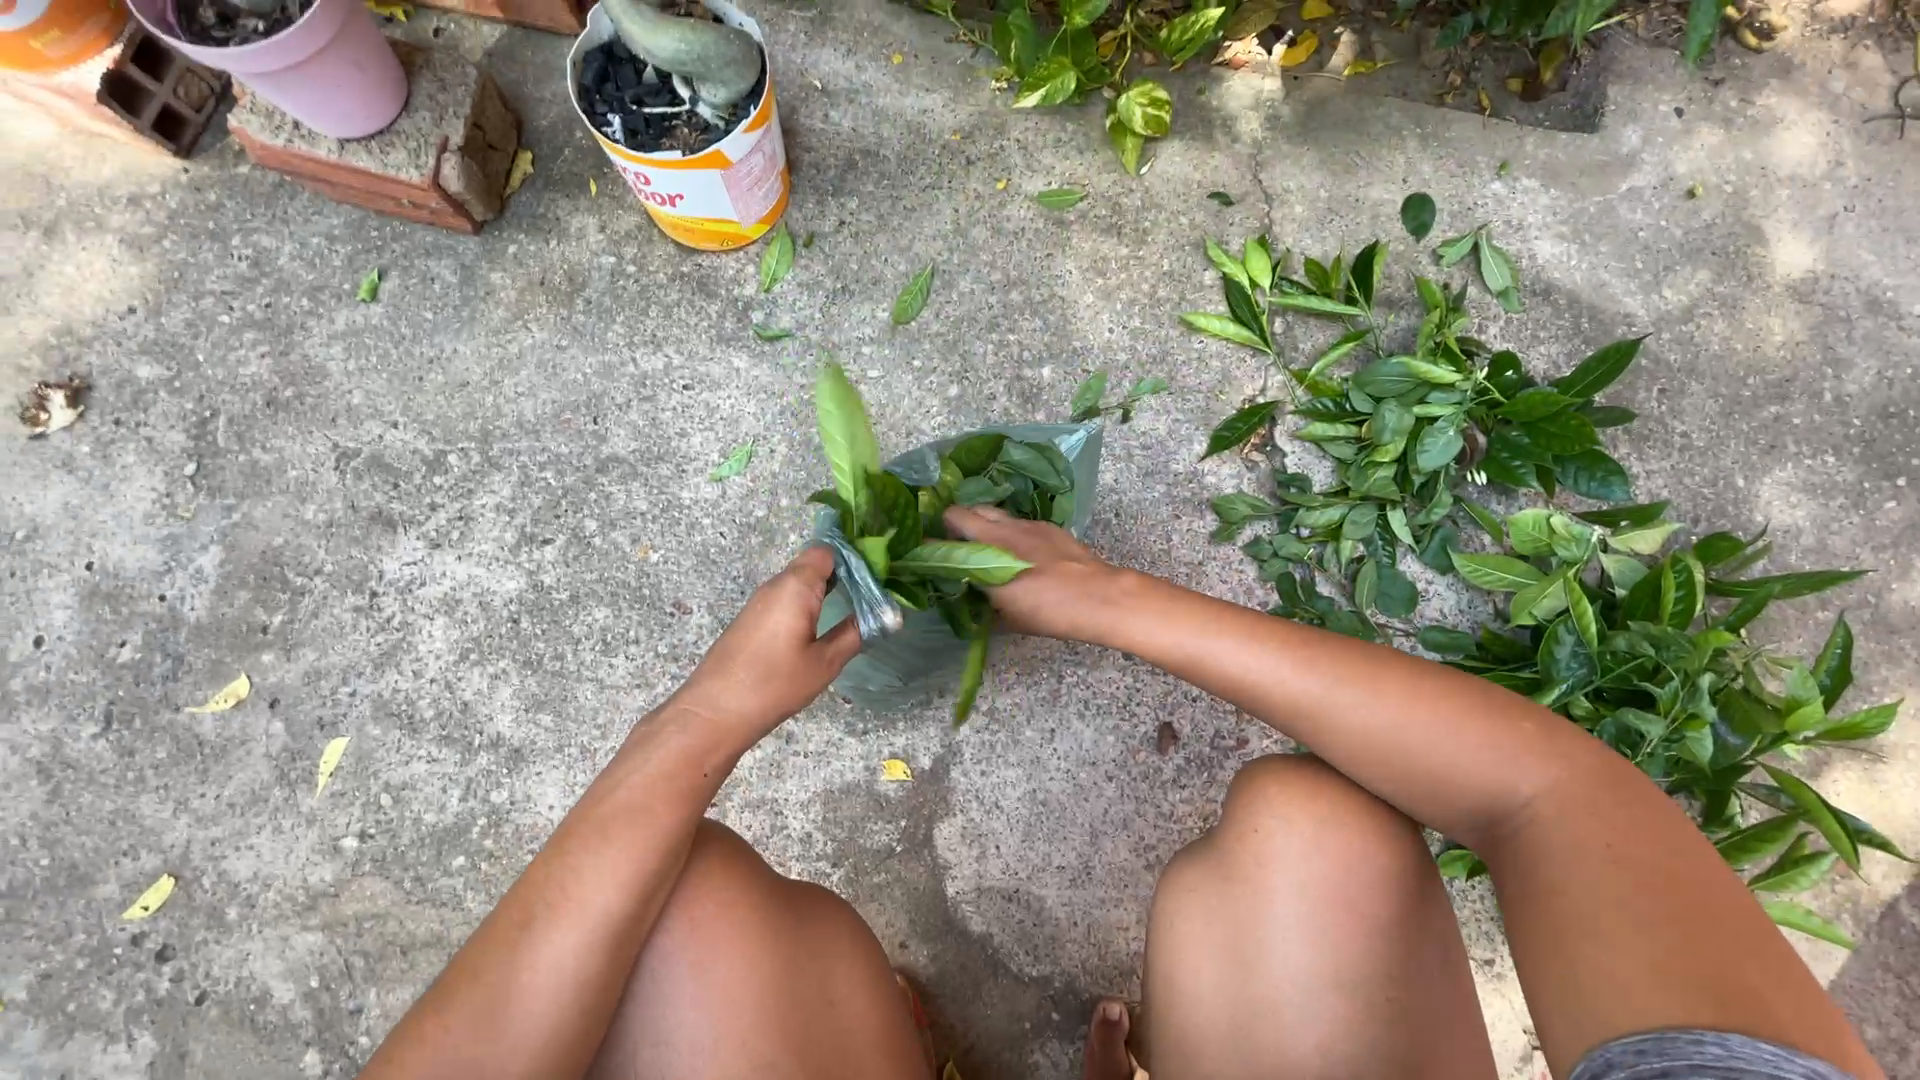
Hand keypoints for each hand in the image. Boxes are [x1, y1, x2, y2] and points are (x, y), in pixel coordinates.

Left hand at [668, 546, 862, 740]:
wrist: (715, 711)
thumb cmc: (774, 683)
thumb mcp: (825, 662)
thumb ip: (855, 632)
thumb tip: (885, 616)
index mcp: (796, 586)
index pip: (827, 551)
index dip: (853, 559)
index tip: (878, 577)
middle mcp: (776, 585)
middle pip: (813, 564)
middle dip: (843, 575)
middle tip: (872, 595)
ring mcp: (761, 602)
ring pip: (799, 582)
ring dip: (824, 591)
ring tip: (853, 610)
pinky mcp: (753, 619)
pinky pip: (786, 599)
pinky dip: (806, 604)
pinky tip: (820, 626)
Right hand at [942, 504, 1126, 641]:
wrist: (1098, 597)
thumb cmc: (1049, 612)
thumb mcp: (1007, 619)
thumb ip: (982, 605)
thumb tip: (972, 602)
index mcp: (983, 556)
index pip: (939, 543)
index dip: (926, 547)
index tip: (920, 555)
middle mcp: (999, 532)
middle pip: (961, 512)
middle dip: (951, 524)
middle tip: (952, 545)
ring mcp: (1024, 524)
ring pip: (989, 511)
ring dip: (979, 523)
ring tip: (982, 544)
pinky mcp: (1046, 525)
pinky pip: (1016, 520)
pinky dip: (1007, 529)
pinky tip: (1017, 549)